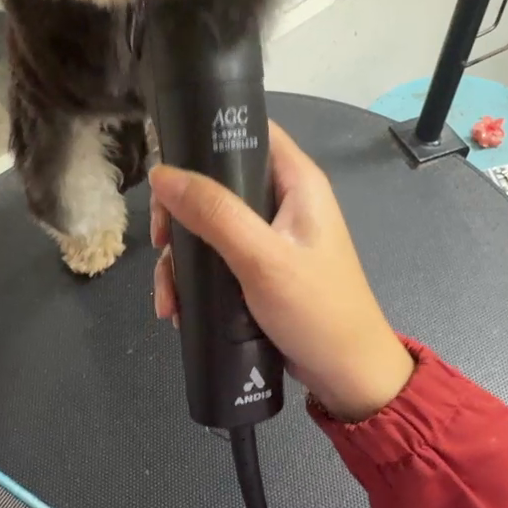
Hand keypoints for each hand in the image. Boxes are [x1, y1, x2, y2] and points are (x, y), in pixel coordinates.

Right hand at [150, 124, 415, 422]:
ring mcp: (269, 240)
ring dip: (181, 260)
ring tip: (168, 299)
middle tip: (160, 243)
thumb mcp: (262, 259)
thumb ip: (214, 214)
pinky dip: (194, 283)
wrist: (346, 375)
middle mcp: (282, 202)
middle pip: (216, 184)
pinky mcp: (258, 272)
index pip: (249, 132)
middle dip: (179, 214)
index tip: (166, 166)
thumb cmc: (316, 311)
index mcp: (296, 182)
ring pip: (208, 228)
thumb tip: (162, 175)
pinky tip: (179, 310)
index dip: (205, 137)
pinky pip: (215, 263)